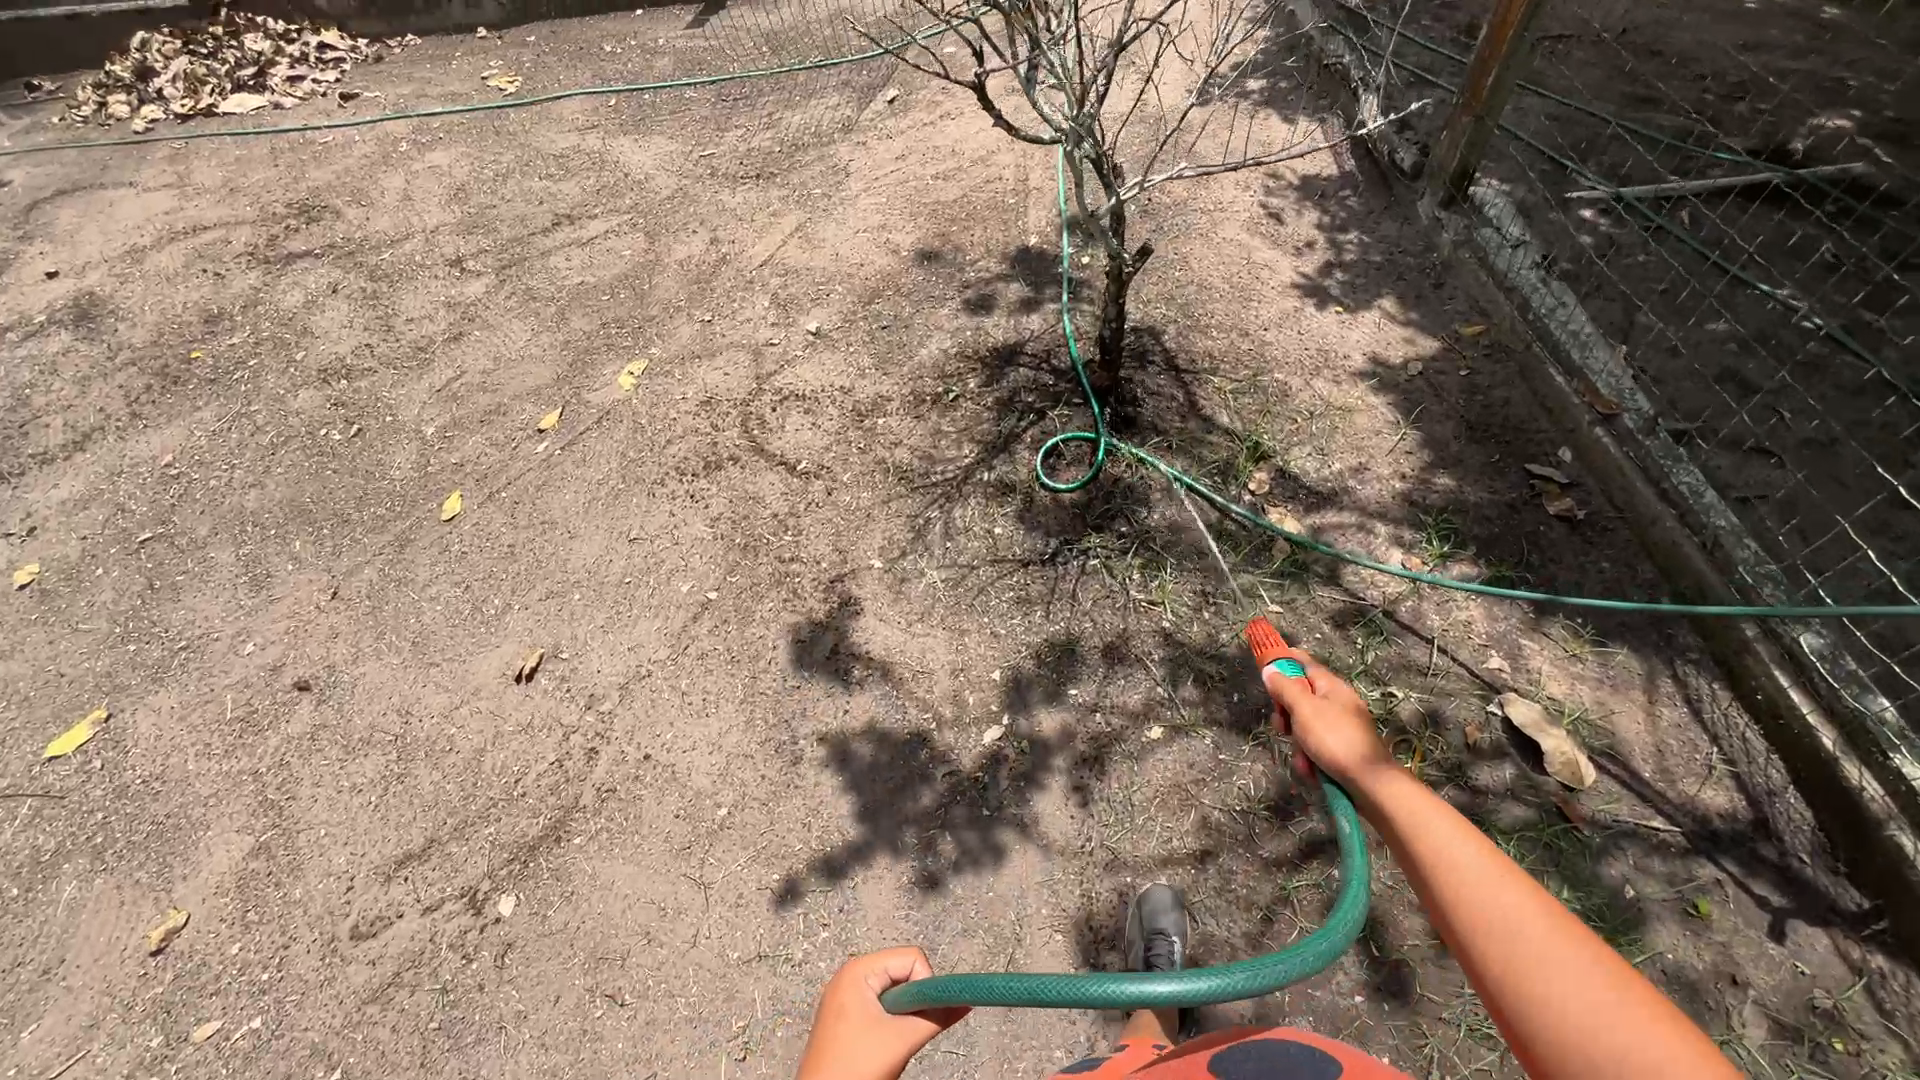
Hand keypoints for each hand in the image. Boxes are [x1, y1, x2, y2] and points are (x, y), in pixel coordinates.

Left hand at [795, 947, 969, 1079]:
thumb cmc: (851, 1069)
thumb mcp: (902, 1040)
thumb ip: (937, 1017)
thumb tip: (964, 1001)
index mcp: (858, 969)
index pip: (912, 957)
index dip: (924, 985)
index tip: (918, 1015)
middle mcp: (850, 975)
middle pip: (903, 972)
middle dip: (912, 1001)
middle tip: (901, 1031)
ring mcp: (847, 995)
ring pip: (895, 992)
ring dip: (902, 1015)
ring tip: (889, 1041)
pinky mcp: (847, 1015)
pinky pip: (882, 1006)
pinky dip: (891, 1023)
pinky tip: (882, 1045)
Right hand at [1263, 657, 1395, 787]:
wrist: (1369, 782)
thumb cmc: (1334, 739)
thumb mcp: (1303, 709)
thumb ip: (1284, 688)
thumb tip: (1270, 669)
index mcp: (1331, 686)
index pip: (1304, 663)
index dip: (1284, 661)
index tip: (1265, 664)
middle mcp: (1337, 702)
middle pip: (1300, 697)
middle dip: (1286, 713)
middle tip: (1282, 726)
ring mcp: (1340, 725)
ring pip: (1304, 724)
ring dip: (1297, 742)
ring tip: (1303, 757)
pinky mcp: (1341, 747)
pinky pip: (1315, 744)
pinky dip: (1309, 756)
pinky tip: (1310, 768)